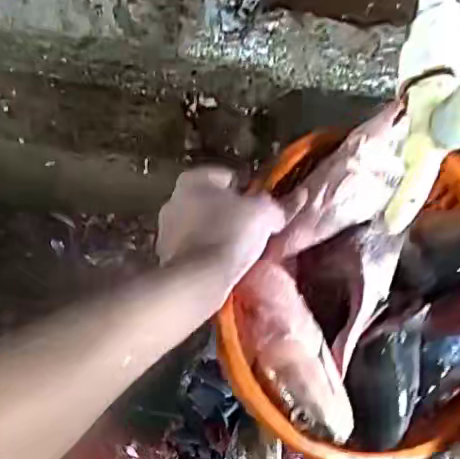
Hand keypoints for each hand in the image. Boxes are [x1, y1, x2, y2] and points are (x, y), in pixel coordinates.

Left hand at [156, 167, 289, 274]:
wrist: (198, 281)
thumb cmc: (230, 236)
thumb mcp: (264, 214)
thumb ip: (279, 205)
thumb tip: (294, 201)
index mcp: (193, 179)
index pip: (229, 177)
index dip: (250, 192)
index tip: (262, 210)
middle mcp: (173, 200)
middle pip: (213, 204)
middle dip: (232, 216)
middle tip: (254, 233)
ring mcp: (165, 232)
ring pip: (202, 230)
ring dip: (219, 238)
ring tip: (240, 255)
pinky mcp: (165, 259)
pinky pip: (194, 252)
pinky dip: (207, 258)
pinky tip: (223, 269)